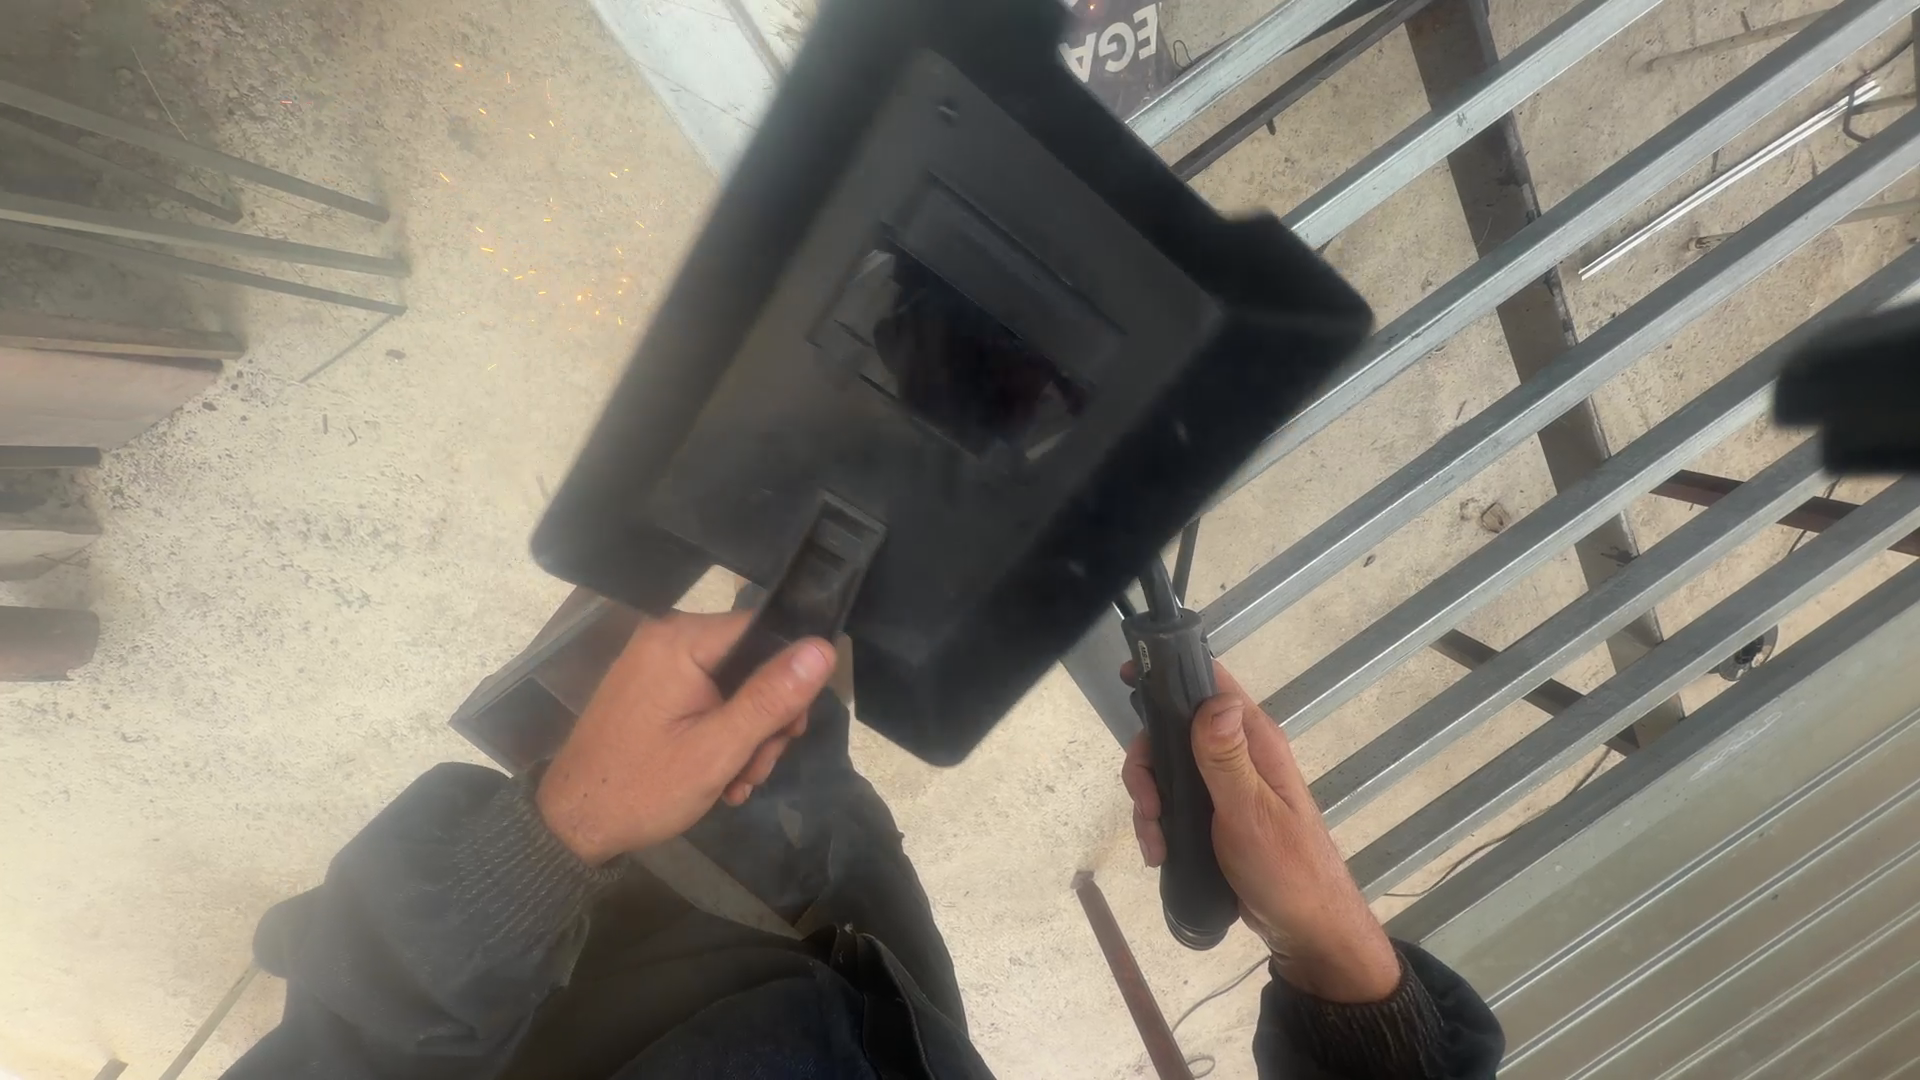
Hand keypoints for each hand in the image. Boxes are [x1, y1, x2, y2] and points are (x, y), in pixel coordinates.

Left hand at [536, 612, 836, 864]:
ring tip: (736, 781)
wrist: (568, 829)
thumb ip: (772, 696)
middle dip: (766, 719)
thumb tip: (824, 648)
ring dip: (748, 735)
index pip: (765, 631)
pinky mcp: (656, 686)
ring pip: (737, 684)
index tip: (792, 728)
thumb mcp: (718, 749)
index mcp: (681, 640)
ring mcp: (659, 662)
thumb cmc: (642, 788)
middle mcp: (669, 637)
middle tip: (757, 768)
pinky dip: (723, 733)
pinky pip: (712, 695)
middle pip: (753, 662)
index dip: (790, 676)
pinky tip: (722, 774)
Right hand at [1121, 662, 1399, 1003]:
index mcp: (1253, 739)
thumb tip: (1216, 699)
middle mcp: (1237, 751)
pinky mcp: (1212, 810)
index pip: (1210, 683)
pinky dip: (1157, 821)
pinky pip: (1172, 799)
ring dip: (1149, 802)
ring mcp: (1223, 781)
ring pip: (1165, 767)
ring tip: (1155, 841)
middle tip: (1146, 804)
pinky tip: (1160, 850)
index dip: (1169, 674)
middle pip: (1171, 730)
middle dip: (1147, 766)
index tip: (1129, 678)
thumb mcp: (1251, 812)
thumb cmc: (1286, 870)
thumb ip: (1227, 757)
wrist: (1307, 934)